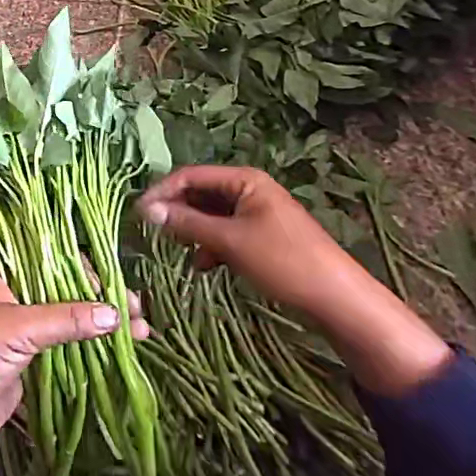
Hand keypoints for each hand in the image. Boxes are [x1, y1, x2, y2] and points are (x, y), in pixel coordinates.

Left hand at [0, 266, 145, 450]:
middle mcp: (19, 293)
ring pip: (73, 316)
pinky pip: (70, 344)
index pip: (55, 257)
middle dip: (104, 297)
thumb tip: (114, 314)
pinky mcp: (34, 356)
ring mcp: (27, 326)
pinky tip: (123, 347)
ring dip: (105, 322)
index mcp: (7, 272)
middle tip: (137, 309)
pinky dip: (95, 345)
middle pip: (69, 287)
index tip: (118, 284)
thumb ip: (65, 319)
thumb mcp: (17, 329)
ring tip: (142, 330)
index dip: (89, 269)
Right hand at [137, 165, 454, 396]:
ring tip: (177, 250)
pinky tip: (204, 265)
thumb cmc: (284, 261)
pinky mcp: (261, 235)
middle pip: (200, 193)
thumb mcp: (230, 241)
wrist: (338, 299)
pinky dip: (211, 245)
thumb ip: (187, 223)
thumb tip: (147, 210)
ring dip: (193, 230)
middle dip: (177, 211)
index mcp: (244, 179)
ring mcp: (256, 212)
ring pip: (211, 214)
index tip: (137, 214)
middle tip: (151, 233)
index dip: (162, 191)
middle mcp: (249, 188)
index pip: (190, 175)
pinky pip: (225, 232)